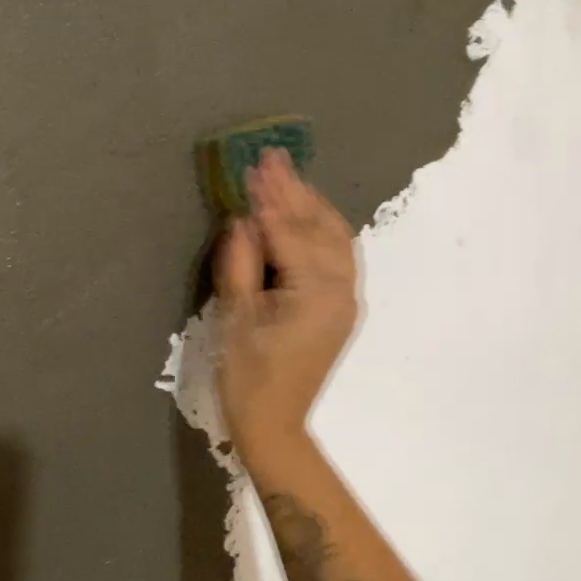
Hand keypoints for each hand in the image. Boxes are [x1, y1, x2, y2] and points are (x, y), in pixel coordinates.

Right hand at [214, 149, 362, 456]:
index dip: (270, 197)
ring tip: (287, 176)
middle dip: (294, 191)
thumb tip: (242, 219)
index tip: (255, 164)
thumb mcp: (234, 318)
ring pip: (334, 237)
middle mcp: (340, 290)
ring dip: (310, 205)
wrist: (275, 423)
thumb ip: (240, 263)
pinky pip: (337, 255)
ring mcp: (346, 299)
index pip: (290, 232)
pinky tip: (304, 213)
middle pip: (319, 227)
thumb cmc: (247, 376)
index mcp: (314, 293)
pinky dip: (320, 228)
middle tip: (273, 157)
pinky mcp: (341, 306)